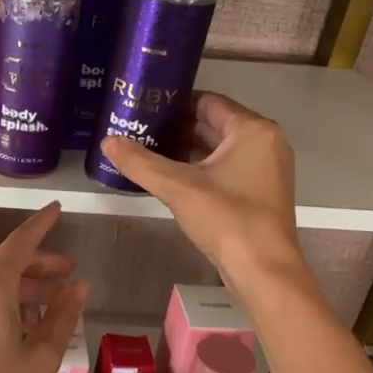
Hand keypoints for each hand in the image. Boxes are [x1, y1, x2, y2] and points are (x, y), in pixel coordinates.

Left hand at [0, 203, 87, 372]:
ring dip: (27, 285)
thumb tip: (79, 288)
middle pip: (8, 262)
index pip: (20, 242)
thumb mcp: (42, 354)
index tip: (58, 209)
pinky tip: (30, 319)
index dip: (41, 224)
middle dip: (41, 263)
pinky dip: (10, 299)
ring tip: (58, 299)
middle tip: (70, 272)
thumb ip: (63, 315)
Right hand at [101, 91, 303, 294]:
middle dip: (176, 128)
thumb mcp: (177, 187)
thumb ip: (140, 162)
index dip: (174, 103)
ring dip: (185, 150)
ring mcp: (265, 169)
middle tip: (138, 129)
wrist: (263, 270)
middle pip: (213, 124)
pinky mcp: (259, 192)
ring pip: (218, 149)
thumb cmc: (227, 218)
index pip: (208, 101)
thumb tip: (107, 141)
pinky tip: (169, 177)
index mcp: (252, 130)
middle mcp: (264, 142)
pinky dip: (199, 168)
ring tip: (146, 151)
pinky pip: (225, 168)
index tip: (143, 107)